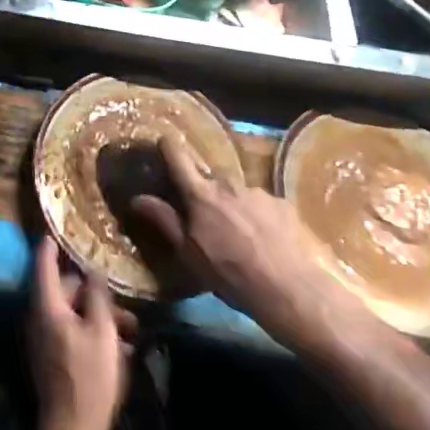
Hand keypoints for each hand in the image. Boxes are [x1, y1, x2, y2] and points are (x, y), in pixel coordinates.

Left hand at [27, 236, 135, 429]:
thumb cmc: (90, 377)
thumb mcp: (102, 331)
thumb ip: (97, 297)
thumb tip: (92, 270)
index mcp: (46, 307)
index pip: (44, 266)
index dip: (50, 246)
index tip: (55, 229)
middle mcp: (37, 319)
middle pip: (62, 292)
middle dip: (92, 291)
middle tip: (122, 299)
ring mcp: (41, 340)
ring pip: (70, 314)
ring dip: (97, 316)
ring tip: (131, 329)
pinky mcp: (50, 358)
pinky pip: (69, 333)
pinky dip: (91, 333)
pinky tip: (120, 348)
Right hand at [131, 132, 355, 348]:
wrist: (292, 290)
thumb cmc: (230, 274)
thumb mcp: (189, 254)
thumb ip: (164, 221)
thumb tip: (137, 197)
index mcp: (200, 195)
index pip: (178, 159)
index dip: (168, 147)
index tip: (163, 140)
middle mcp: (229, 184)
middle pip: (211, 180)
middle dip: (206, 193)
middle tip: (207, 219)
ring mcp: (259, 193)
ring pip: (238, 193)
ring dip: (234, 207)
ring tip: (242, 236)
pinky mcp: (284, 205)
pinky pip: (263, 205)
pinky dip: (260, 217)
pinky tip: (266, 241)